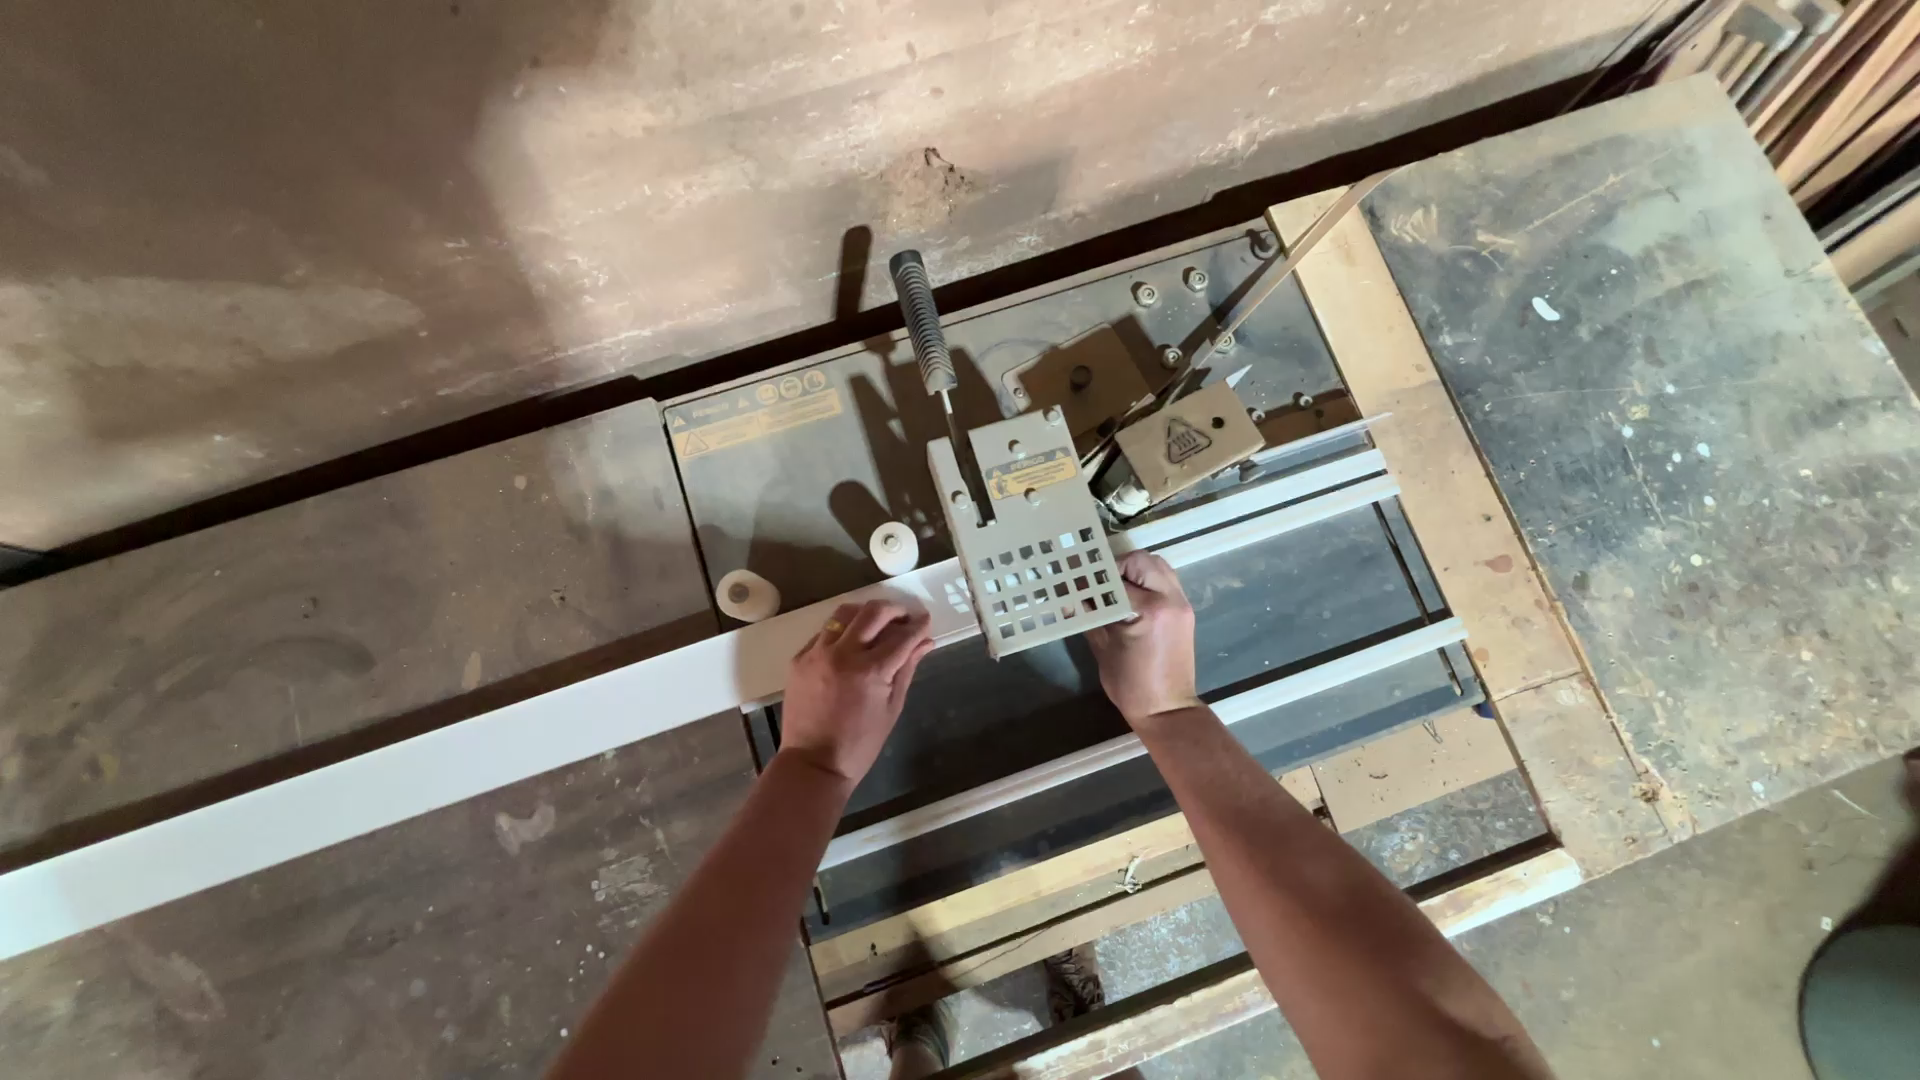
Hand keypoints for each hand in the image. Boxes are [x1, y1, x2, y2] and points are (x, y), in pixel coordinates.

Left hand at [778, 599, 934, 784]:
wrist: (813, 763)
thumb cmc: (860, 744)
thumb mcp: (892, 707)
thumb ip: (907, 668)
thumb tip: (925, 642)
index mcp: (871, 671)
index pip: (902, 636)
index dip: (918, 625)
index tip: (925, 620)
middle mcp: (843, 654)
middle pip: (873, 612)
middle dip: (895, 609)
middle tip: (905, 617)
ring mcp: (817, 653)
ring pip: (844, 614)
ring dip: (866, 613)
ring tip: (877, 623)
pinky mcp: (799, 658)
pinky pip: (824, 632)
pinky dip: (842, 631)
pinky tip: (851, 643)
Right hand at [1086, 551, 1202, 724]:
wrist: (1167, 709)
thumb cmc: (1131, 685)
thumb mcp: (1103, 648)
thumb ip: (1088, 616)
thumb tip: (1068, 597)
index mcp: (1148, 610)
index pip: (1115, 580)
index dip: (1093, 580)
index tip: (1078, 583)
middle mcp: (1169, 600)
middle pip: (1141, 561)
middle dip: (1117, 567)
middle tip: (1099, 584)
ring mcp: (1181, 604)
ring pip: (1158, 566)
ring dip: (1135, 571)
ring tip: (1115, 590)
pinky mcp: (1185, 611)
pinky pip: (1166, 581)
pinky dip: (1148, 581)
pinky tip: (1131, 599)